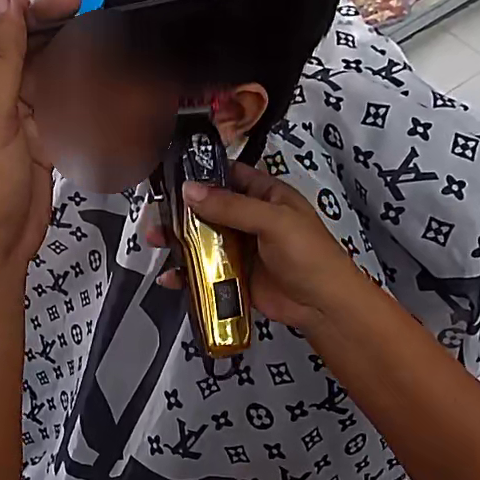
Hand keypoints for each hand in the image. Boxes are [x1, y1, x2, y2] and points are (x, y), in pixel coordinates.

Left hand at [0, 0, 80, 273]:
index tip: (34, 1)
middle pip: (7, 37)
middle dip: (41, 20)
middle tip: (77, 3)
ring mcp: (3, 109)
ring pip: (34, 63)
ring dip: (62, 49)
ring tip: (92, 36)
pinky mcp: (30, 129)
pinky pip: (52, 95)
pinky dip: (71, 84)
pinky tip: (90, 73)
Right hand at [147, 162, 373, 330]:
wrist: (323, 305)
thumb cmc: (309, 255)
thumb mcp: (273, 221)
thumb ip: (232, 206)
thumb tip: (190, 191)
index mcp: (266, 196)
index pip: (230, 176)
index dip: (203, 174)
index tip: (172, 176)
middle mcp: (251, 219)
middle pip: (209, 209)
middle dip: (182, 212)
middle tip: (156, 215)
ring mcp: (241, 249)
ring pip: (203, 240)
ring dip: (179, 241)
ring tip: (155, 242)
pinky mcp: (235, 276)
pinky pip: (205, 271)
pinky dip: (186, 274)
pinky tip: (171, 277)